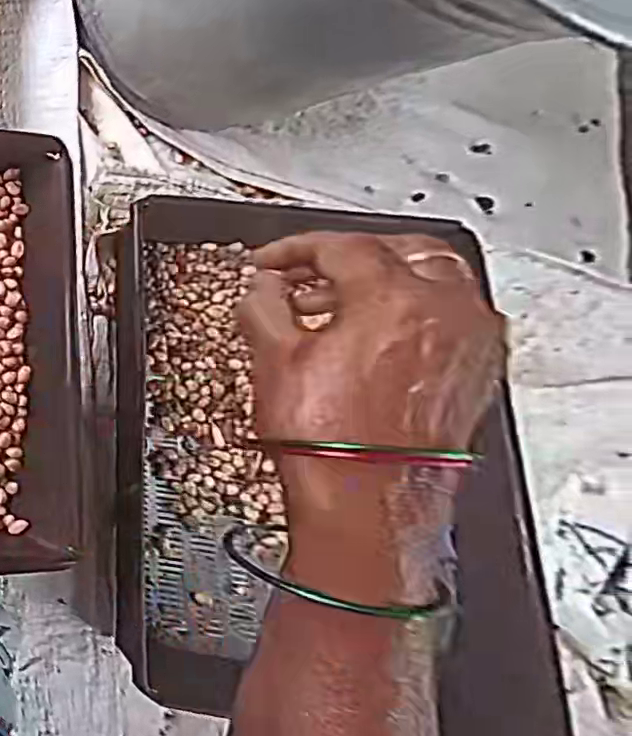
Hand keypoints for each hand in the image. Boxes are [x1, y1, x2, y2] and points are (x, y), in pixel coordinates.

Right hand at [239, 231, 505, 452]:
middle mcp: (447, 311)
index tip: (266, 261)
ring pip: (432, 280)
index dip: (294, 248)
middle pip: (403, 250)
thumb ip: (263, 306)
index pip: (343, 247)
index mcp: (394, 300)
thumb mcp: (271, 355)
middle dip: (345, 254)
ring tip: (323, 304)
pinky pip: (445, 315)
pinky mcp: (474, 367)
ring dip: (376, 281)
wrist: (364, 489)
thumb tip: (261, 287)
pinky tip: (360, 332)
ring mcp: (469, 340)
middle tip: (301, 269)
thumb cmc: (324, 431)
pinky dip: (404, 309)